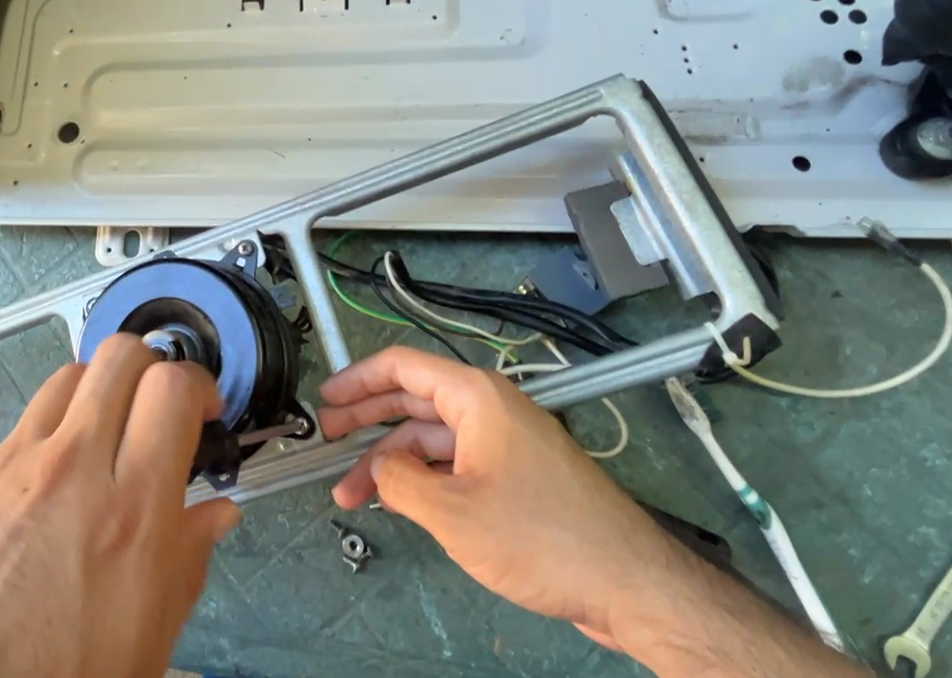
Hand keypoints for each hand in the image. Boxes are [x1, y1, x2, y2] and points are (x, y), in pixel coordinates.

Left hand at [0, 336, 239, 677]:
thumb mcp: (140, 647)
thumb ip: (184, 567)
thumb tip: (214, 515)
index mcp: (129, 515)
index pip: (173, 390)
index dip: (201, 385)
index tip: (204, 410)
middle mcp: (72, 469)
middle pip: (120, 357)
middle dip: (153, 366)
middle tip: (161, 406)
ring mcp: (15, 464)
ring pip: (71, 374)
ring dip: (101, 389)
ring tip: (110, 432)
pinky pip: (26, 420)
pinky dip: (56, 426)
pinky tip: (57, 475)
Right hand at [318, 345, 684, 640]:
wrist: (627, 583)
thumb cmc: (538, 536)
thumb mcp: (452, 511)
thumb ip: (399, 481)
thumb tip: (378, 468)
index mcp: (475, 396)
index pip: (402, 367)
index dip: (356, 379)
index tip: (324, 398)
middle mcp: (488, 409)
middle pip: (412, 401)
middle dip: (365, 420)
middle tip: (325, 439)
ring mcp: (502, 443)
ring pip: (430, 439)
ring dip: (389, 463)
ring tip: (349, 493)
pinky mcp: (514, 476)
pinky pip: (453, 464)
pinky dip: (421, 479)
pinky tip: (396, 502)